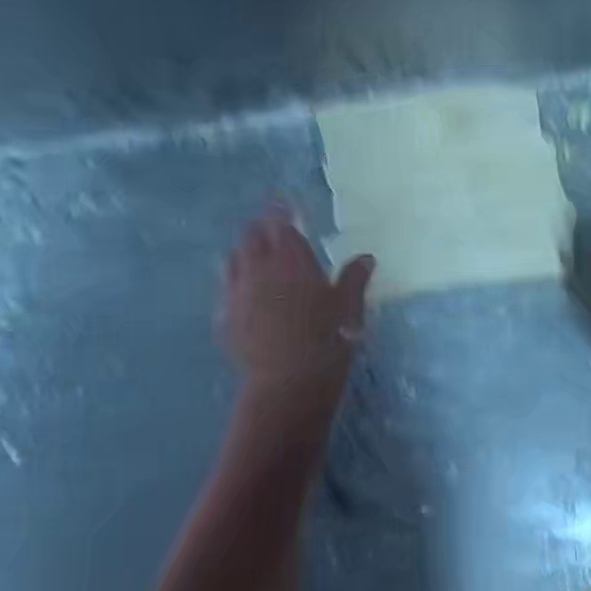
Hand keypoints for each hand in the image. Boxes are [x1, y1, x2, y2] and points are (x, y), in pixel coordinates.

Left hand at [220, 207, 375, 389]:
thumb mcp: (349, 310)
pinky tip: (245, 299)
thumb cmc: (327, 341)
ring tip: (255, 261)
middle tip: (272, 234)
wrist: (287, 384)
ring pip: (232, 259)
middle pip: (250, 235)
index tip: (287, 207)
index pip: (281, 222)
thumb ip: (355, 279)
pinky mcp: (224, 318)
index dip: (283, 212)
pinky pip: (225, 291)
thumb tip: (366, 258)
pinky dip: (234, 286)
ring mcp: (236, 292)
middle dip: (260, 229)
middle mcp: (258, 268)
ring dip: (244, 254)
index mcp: (291, 259)